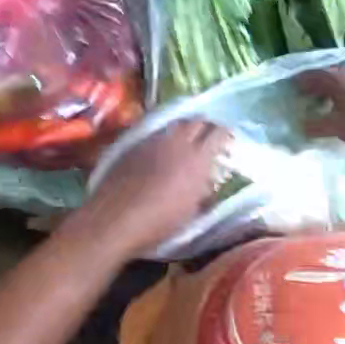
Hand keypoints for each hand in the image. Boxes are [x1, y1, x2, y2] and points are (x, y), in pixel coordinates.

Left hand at [73, 119, 230, 256]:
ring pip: (174, 124)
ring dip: (184, 128)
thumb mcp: (191, 212)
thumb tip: (207, 183)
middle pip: (196, 121)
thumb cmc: (160, 222)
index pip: (218, 133)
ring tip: (187, 138)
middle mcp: (178, 143)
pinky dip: (164, 137)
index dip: (225, 133)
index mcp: (198, 159)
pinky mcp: (133, 145)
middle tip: (209, 134)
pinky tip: (162, 149)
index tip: (228, 139)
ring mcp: (153, 141)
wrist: (116, 219)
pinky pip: (155, 133)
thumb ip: (203, 192)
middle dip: (206, 125)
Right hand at [298, 68, 344, 150]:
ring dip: (330, 93)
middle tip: (301, 103)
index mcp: (335, 78)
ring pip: (341, 82)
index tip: (285, 95)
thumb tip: (299, 124)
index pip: (307, 76)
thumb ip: (318, 126)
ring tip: (323, 108)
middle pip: (324, 77)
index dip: (294, 85)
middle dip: (312, 89)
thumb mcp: (341, 128)